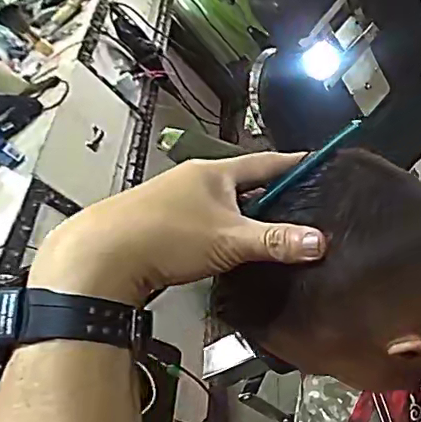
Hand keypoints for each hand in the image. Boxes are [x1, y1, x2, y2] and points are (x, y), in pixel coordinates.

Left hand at [30, 152, 325, 305]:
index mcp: (213, 173)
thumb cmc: (163, 236)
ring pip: (226, 204)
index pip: (265, 162)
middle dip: (274, 193)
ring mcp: (177, 202)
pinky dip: (228, 231)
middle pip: (246, 183)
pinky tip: (237, 247)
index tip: (315, 162)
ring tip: (275, 231)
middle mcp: (194, 181)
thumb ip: (277, 241)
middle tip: (303, 205)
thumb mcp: (231, 239)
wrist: (100, 259)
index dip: (293, 163)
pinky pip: (209, 222)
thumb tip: (320, 242)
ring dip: (248, 215)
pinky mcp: (166, 225)